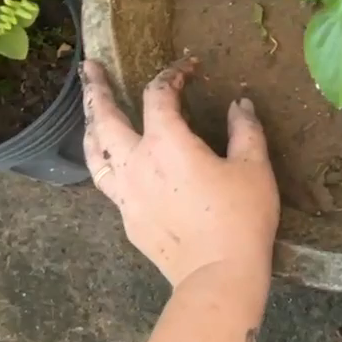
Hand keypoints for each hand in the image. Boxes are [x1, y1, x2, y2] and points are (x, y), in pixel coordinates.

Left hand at [80, 58, 279, 290]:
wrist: (219, 275)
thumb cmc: (242, 217)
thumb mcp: (254, 166)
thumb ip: (245, 129)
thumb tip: (240, 104)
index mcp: (168, 143)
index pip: (159, 95)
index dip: (172, 74)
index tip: (188, 69)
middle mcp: (137, 163)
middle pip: (105, 118)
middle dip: (96, 88)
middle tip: (88, 67)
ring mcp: (126, 195)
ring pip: (95, 152)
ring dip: (90, 125)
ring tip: (89, 110)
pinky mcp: (128, 219)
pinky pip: (107, 181)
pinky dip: (105, 160)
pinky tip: (113, 160)